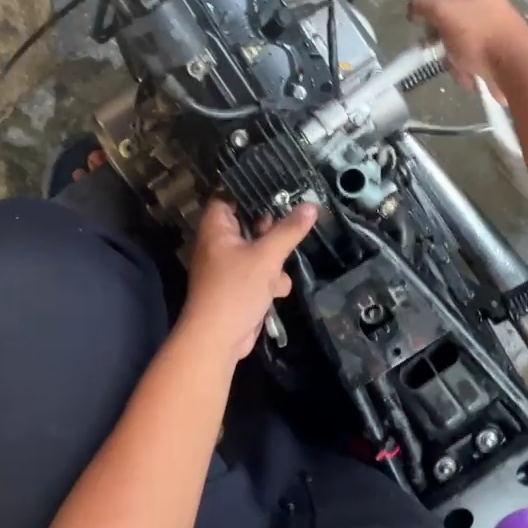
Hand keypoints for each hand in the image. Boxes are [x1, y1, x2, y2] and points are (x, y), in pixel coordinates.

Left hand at [177, 198, 318, 360]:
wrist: (218, 338)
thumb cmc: (236, 289)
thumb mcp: (267, 256)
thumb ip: (289, 230)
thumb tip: (311, 205)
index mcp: (216, 228)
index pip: (229, 197)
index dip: (250, 193)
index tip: (277, 189)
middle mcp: (219, 244)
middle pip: (250, 224)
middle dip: (272, 232)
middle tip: (291, 226)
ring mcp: (228, 267)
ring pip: (259, 251)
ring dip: (274, 261)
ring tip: (279, 268)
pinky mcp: (238, 287)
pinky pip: (259, 274)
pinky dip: (270, 282)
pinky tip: (276, 292)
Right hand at [409, 0, 527, 100]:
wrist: (514, 66)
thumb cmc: (478, 35)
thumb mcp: (444, 10)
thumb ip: (425, 3)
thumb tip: (412, 6)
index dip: (432, 12)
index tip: (423, 28)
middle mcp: (492, 13)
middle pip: (454, 27)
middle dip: (443, 44)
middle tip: (441, 53)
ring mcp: (499, 38)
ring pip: (463, 50)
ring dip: (455, 63)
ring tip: (460, 71)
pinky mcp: (502, 61)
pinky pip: (476, 66)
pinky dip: (469, 74)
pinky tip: (471, 79)